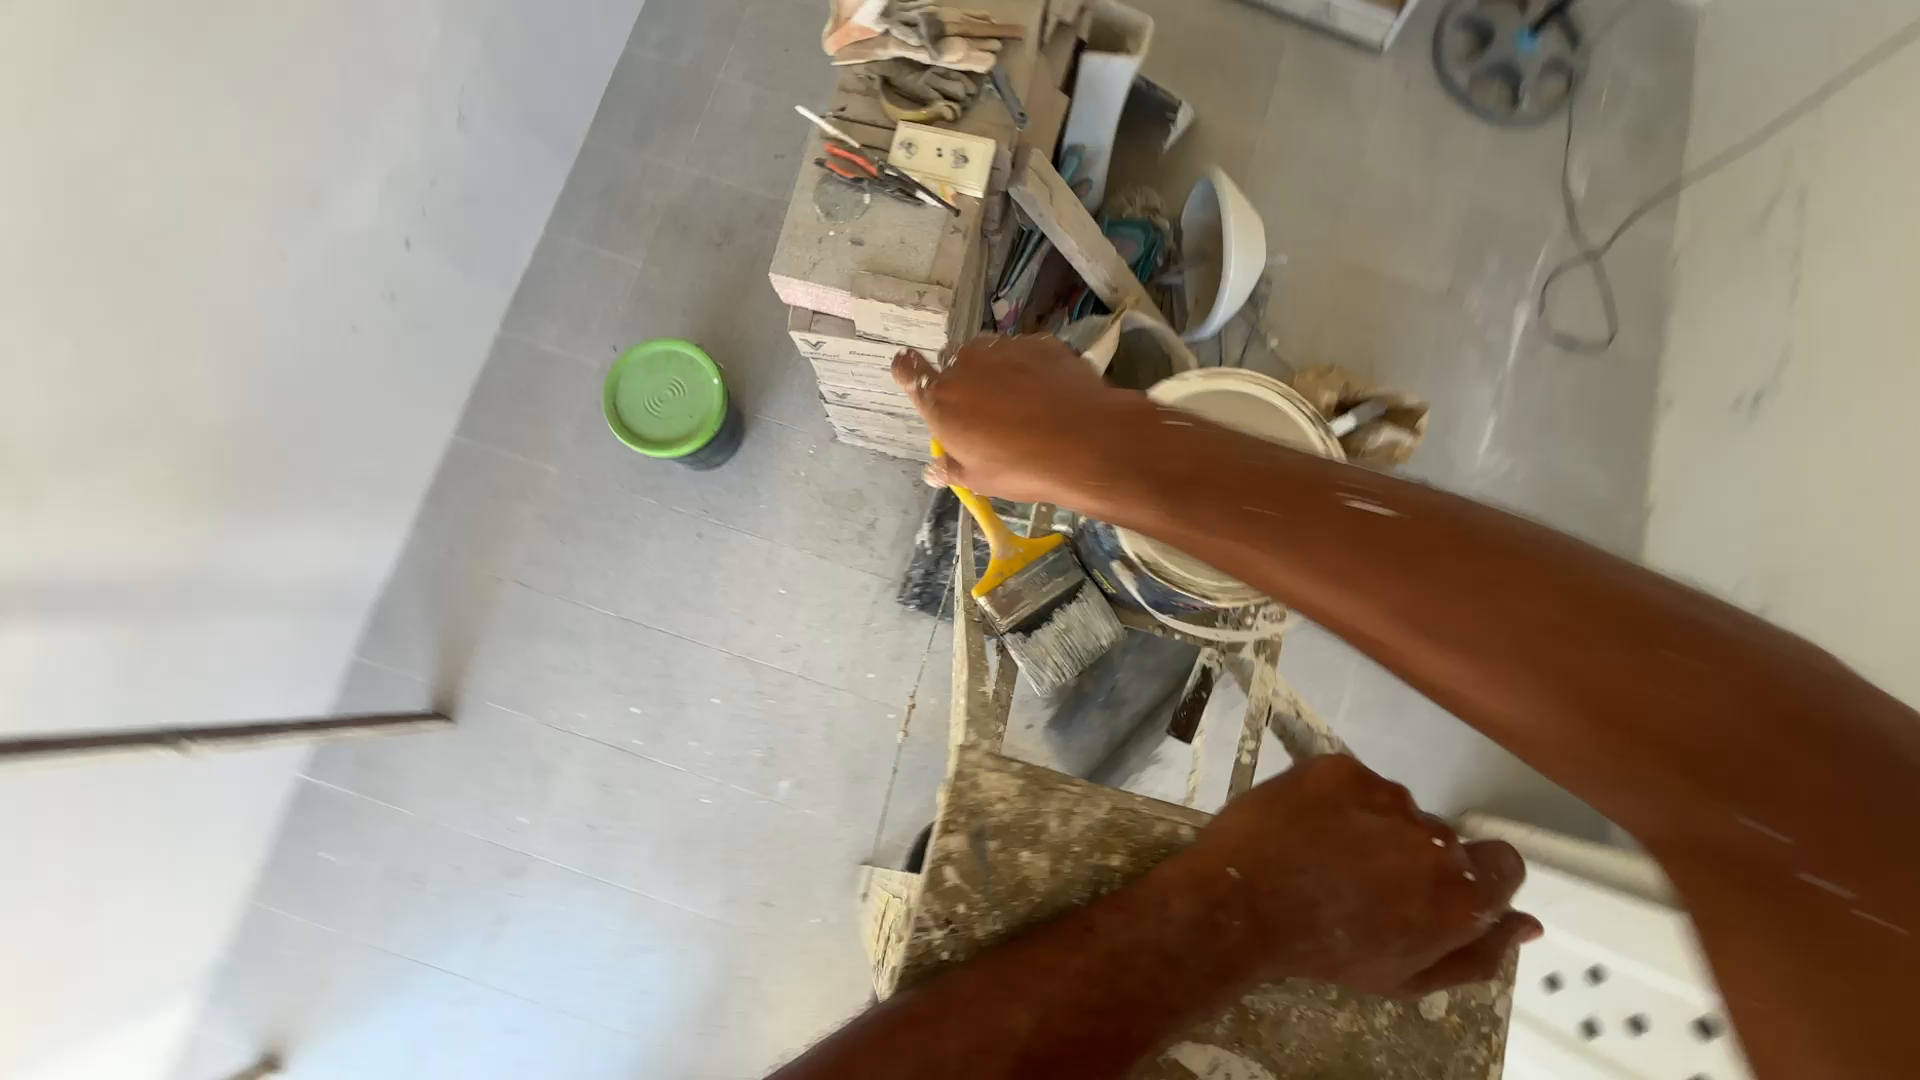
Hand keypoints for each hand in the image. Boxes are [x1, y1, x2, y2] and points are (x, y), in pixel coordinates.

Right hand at [892, 336, 1150, 504]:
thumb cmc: (1020, 466)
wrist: (1082, 441)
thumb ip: (951, 469)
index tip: (913, 370)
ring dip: (995, 370)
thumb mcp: (979, 478)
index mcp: (940, 401)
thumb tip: (932, 472)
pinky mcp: (1039, 343)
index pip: (908, 372)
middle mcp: (964, 366)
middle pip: (952, 363)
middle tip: (986, 407)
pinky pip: (1024, 351)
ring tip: (1019, 398)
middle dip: (963, 379)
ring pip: (988, 353)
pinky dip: (1029, 366)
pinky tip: (1047, 390)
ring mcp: (1003, 349)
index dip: (909, 370)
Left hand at [1182, 754, 1540, 996]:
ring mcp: (1383, 793)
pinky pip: (1349, 780)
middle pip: (1439, 837)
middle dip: (1410, 854)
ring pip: (1392, 806)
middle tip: (1359, 876)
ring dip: (1370, 823)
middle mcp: (1434, 836)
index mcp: (1463, 893)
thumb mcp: (1409, 975)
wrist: (1239, 902)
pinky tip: (1304, 823)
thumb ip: (1478, 952)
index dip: (1471, 875)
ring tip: (1322, 851)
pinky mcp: (1337, 766)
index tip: (1429, 885)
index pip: (1502, 864)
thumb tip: (1526, 924)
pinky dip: (1333, 797)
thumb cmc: (1323, 950)